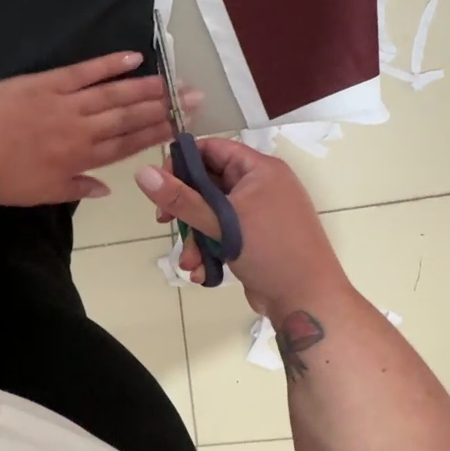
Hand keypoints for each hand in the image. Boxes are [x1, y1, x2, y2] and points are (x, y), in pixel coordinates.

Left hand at [0, 52, 174, 205]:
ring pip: (114, 94)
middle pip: (128, 118)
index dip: (156, 135)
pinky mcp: (46, 83)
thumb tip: (108, 189)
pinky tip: (133, 57)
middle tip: (195, 98)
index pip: (125, 146)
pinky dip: (109, 64)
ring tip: (174, 81)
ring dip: (147, 87)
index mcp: (78, 160)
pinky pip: (84, 71)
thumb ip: (74, 189)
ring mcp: (64, 104)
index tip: (182, 127)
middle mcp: (80, 131)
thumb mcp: (38, 194)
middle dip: (164, 109)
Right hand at [134, 138, 352, 314]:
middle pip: (207, 183)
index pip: (211, 149)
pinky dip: (208, 248)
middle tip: (165, 222)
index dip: (181, 162)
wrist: (308, 301)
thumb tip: (141, 172)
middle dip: (184, 208)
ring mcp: (258, 212)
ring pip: (211, 212)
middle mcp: (260, 186)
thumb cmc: (270, 252)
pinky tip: (202, 269)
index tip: (160, 186)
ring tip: (189, 259)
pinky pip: (222, 232)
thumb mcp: (220, 222)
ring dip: (194, 236)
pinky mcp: (255, 236)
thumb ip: (179, 198)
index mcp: (260, 170)